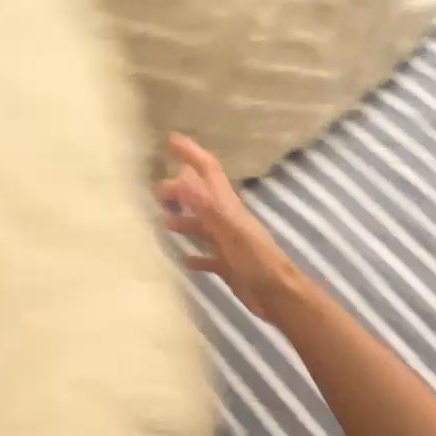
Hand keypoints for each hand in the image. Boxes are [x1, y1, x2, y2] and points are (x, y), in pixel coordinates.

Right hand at [158, 133, 299, 322]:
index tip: (171, 140)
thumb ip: (206, 206)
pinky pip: (208, 256)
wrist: (278, 295)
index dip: (191, 154)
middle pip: (202, 196)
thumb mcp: (230, 230)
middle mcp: (227, 220)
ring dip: (185, 220)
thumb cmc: (255, 261)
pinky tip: (184, 259)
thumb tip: (182, 179)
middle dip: (181, 188)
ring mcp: (228, 243)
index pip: (208, 171)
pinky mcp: (228, 266)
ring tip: (164, 220)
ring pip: (203, 225)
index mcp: (227, 207)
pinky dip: (195, 254)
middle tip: (157, 189)